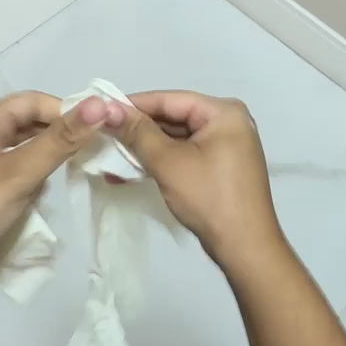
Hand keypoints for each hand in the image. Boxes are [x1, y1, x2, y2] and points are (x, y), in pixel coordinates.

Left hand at [0, 92, 114, 303]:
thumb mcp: (19, 174)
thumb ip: (60, 140)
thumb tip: (102, 103)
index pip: (32, 100)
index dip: (64, 108)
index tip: (97, 129)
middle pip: (28, 125)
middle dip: (60, 133)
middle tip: (95, 150)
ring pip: (24, 153)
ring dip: (49, 159)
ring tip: (77, 172)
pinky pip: (15, 179)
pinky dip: (35, 183)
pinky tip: (47, 198)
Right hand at [109, 90, 285, 271]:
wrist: (244, 245)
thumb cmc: (209, 197)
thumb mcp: (168, 162)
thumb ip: (138, 133)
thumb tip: (109, 109)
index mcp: (224, 112)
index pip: (171, 99)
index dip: (134, 104)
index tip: (101, 109)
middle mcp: (229, 122)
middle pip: (175, 117)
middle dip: (138, 129)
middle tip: (102, 133)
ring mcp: (227, 145)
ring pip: (178, 138)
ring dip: (146, 148)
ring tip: (109, 155)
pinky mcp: (221, 166)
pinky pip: (186, 154)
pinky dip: (161, 161)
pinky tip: (130, 171)